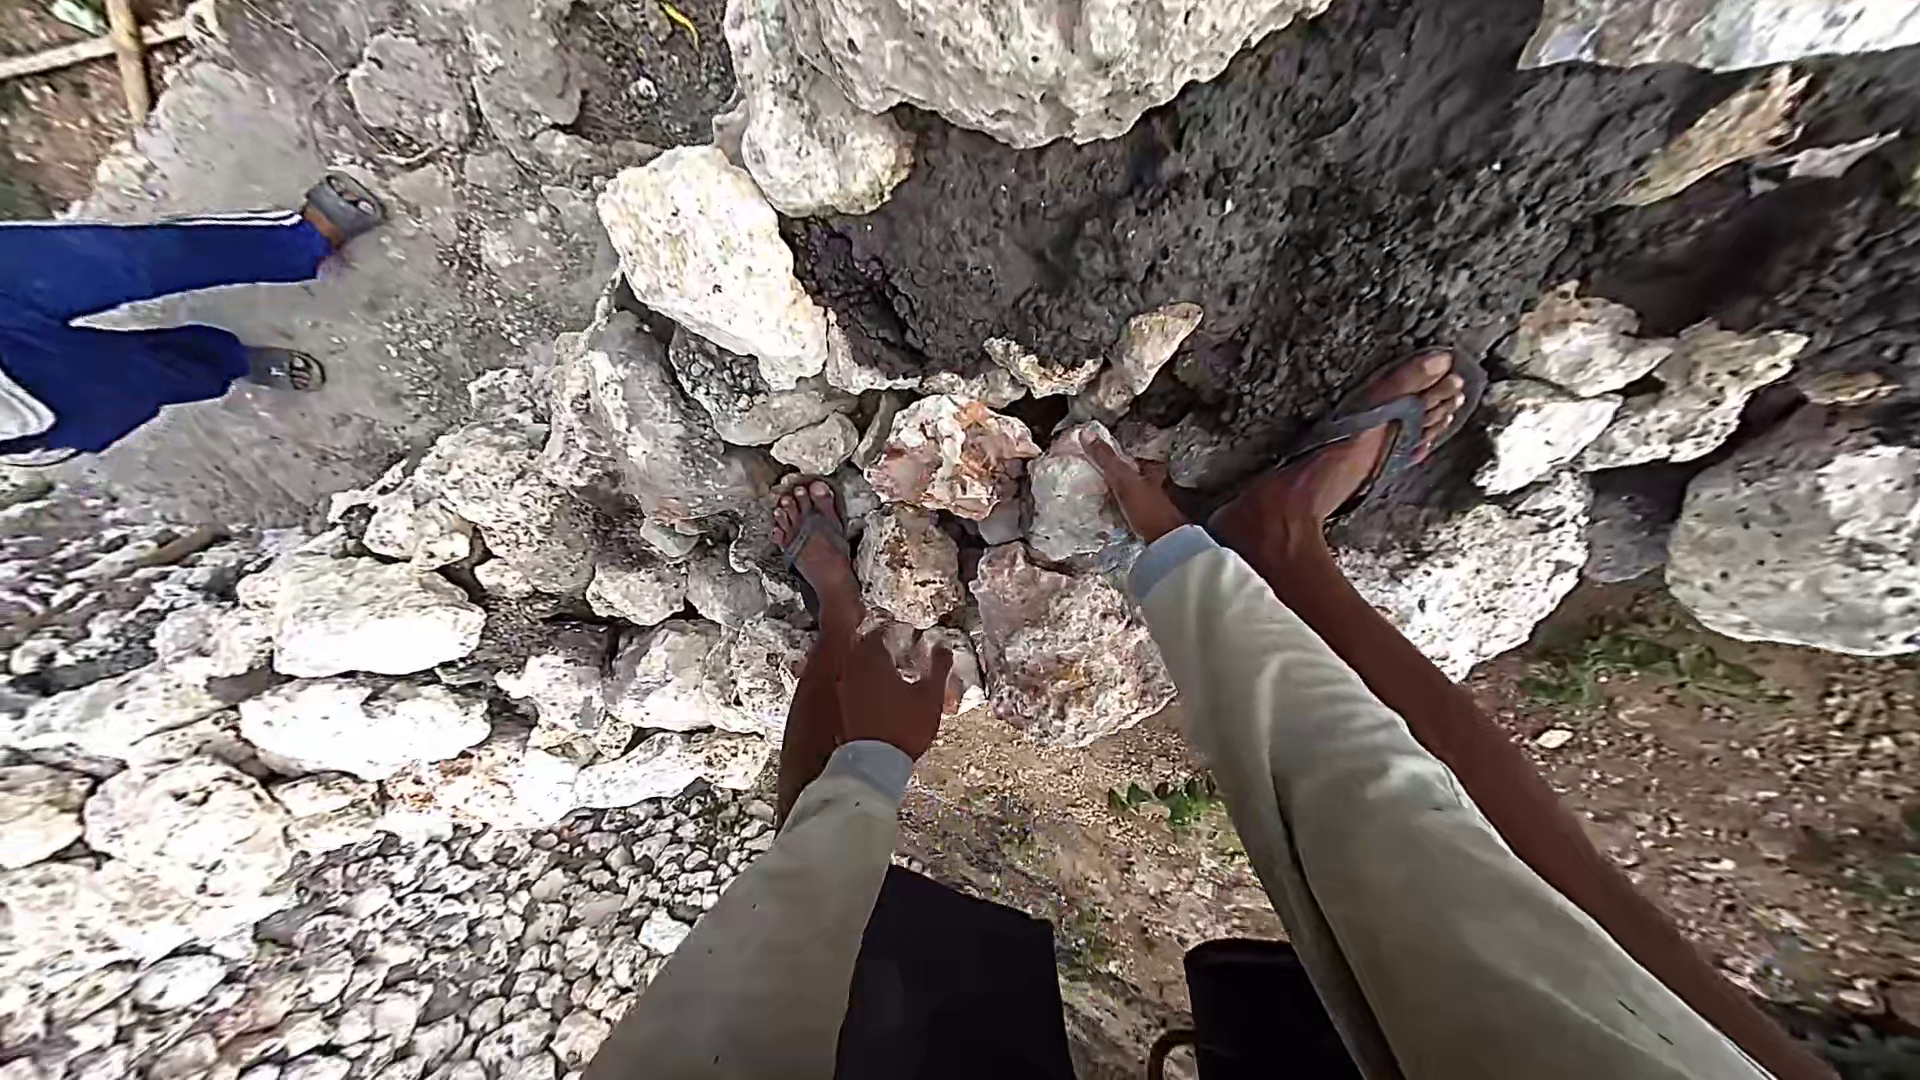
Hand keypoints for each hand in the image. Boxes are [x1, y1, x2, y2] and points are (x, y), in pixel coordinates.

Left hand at [837, 628, 952, 759]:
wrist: (876, 764)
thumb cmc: (905, 727)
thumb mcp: (930, 696)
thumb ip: (938, 668)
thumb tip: (944, 647)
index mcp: (874, 662)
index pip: (876, 635)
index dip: (890, 633)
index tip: (902, 636)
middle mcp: (854, 672)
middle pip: (863, 649)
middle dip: (879, 647)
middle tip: (897, 651)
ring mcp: (846, 690)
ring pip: (856, 667)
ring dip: (871, 665)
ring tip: (891, 672)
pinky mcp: (844, 708)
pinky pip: (853, 685)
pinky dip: (865, 683)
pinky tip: (881, 694)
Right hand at [1086, 439, 1189, 543]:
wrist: (1165, 543)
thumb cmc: (1147, 508)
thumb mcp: (1123, 479)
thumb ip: (1106, 458)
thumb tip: (1086, 432)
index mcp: (1153, 470)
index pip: (1131, 456)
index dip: (1114, 457)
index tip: (1096, 459)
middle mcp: (1156, 484)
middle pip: (1130, 475)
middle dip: (1113, 477)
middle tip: (1092, 478)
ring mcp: (1153, 504)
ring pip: (1129, 493)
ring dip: (1114, 495)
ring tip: (1096, 498)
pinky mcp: (1148, 521)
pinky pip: (1128, 511)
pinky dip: (1117, 511)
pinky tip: (1108, 515)